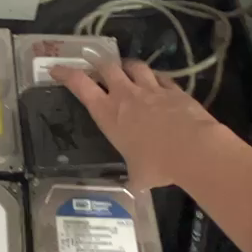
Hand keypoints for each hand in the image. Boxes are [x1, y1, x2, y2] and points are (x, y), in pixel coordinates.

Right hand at [53, 60, 232, 189]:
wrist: (194, 149)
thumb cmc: (158, 164)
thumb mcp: (137, 175)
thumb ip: (132, 175)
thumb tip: (132, 185)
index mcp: (108, 113)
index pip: (79, 84)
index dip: (65, 74)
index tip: (56, 70)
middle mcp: (125, 94)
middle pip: (106, 67)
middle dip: (98, 66)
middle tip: (96, 70)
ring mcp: (150, 89)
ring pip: (133, 66)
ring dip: (126, 66)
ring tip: (125, 70)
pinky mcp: (173, 89)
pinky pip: (161, 77)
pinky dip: (155, 78)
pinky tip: (157, 83)